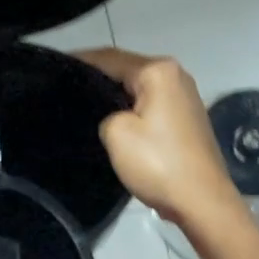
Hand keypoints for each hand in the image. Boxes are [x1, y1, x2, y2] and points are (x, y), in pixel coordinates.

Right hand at [76, 49, 243, 227]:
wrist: (202, 201)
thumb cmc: (159, 164)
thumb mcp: (117, 135)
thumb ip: (105, 115)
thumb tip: (114, 118)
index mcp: (158, 72)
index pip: (111, 58)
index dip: (81, 60)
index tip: (56, 66)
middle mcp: (176, 76)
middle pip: (129, 71)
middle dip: (100, 78)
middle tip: (67, 91)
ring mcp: (186, 99)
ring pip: (141, 90)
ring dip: (117, 96)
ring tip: (87, 107)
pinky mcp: (188, 120)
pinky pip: (152, 107)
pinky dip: (133, 111)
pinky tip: (117, 124)